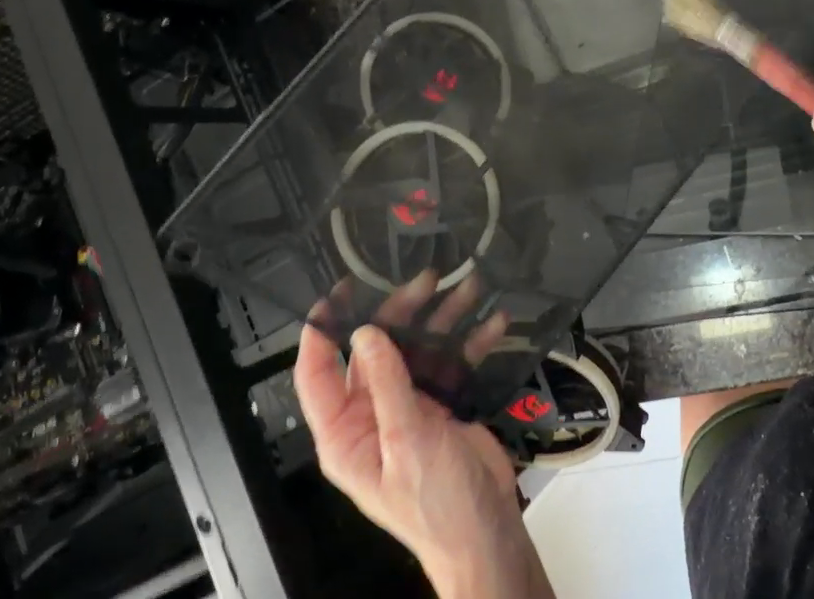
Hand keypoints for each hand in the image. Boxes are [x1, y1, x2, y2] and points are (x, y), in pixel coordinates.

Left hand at [294, 275, 549, 598]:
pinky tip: (494, 323)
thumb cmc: (436, 507)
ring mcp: (410, 409)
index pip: (318, 373)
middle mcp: (373, 415)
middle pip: (378, 350)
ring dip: (444, 321)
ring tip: (469, 289)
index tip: (338, 293)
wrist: (486, 532)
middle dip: (401, 313)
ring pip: (419, 351)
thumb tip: (366, 335)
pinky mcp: (443, 407)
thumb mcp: (407, 443)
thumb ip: (388, 386)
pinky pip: (452, 364)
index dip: (323, 331)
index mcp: (347, 433)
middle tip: (427, 280)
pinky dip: (473, 343)